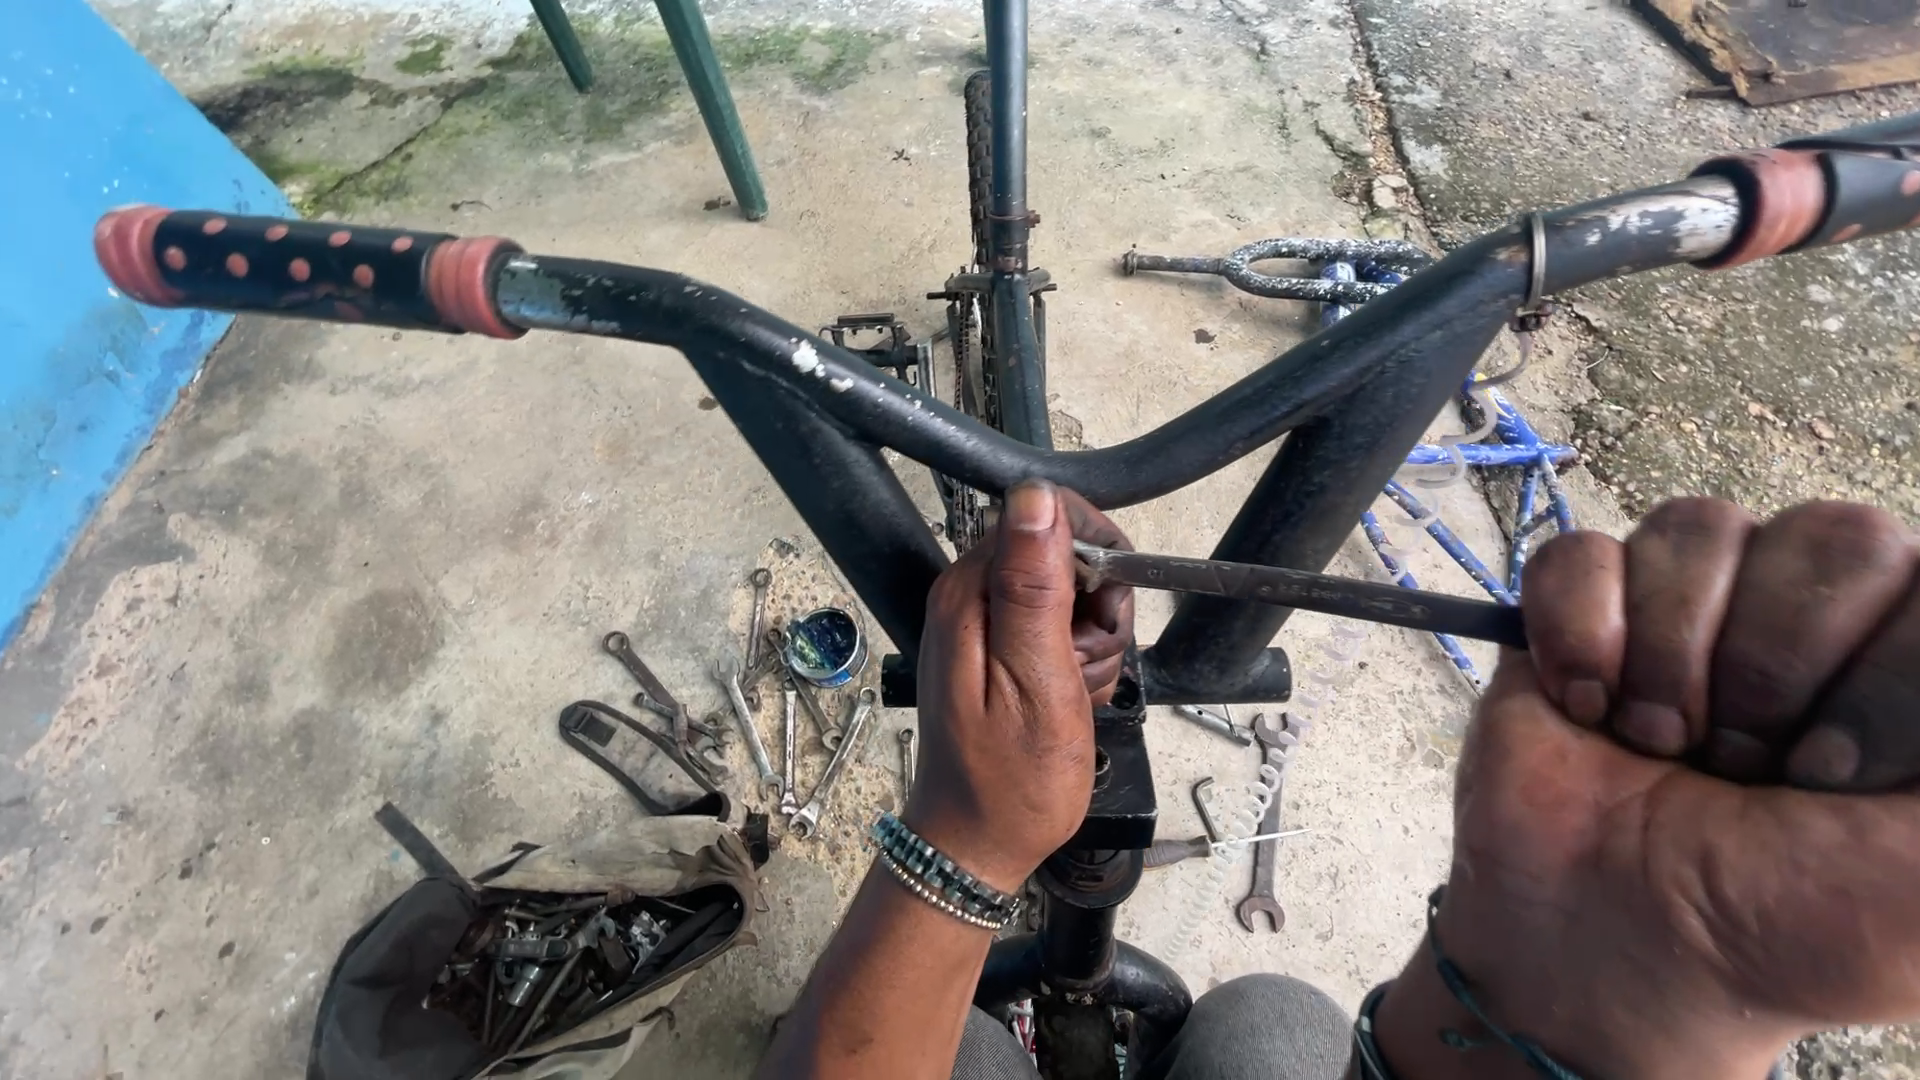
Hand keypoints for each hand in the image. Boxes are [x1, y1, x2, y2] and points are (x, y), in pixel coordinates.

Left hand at [902, 480, 1132, 893]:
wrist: (979, 841)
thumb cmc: (1012, 777)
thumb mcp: (1034, 678)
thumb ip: (1033, 585)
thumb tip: (1036, 494)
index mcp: (970, 592)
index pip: (1044, 517)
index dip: (1093, 556)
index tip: (1107, 610)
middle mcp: (970, 596)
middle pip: (1062, 557)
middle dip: (1094, 610)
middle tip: (1083, 668)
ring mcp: (983, 623)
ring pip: (1071, 596)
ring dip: (1091, 643)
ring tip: (1076, 690)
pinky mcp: (1000, 648)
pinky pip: (1059, 629)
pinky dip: (1079, 661)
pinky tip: (1071, 696)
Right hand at [1378, 499, 1919, 1079]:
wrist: (1601, 930)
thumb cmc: (1786, 922)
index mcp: (1916, 670)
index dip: (1886, 674)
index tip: (1832, 777)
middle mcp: (1804, 621)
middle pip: (1825, 534)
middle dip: (1769, 661)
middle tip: (1736, 757)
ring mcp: (1674, 609)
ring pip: (1692, 529)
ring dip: (1664, 653)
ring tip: (1650, 737)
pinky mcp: (1565, 614)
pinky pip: (1571, 556)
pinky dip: (1572, 627)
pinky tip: (1579, 700)